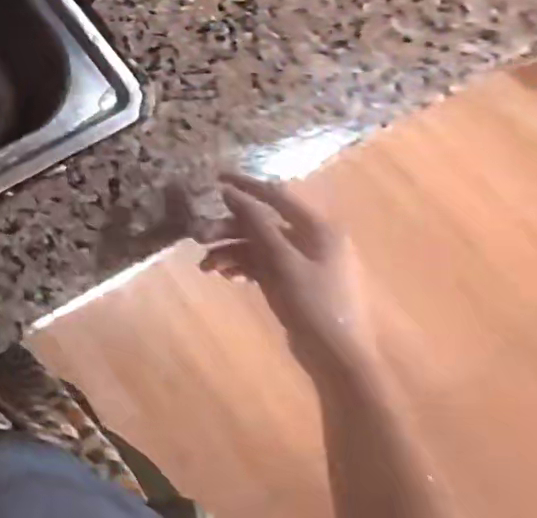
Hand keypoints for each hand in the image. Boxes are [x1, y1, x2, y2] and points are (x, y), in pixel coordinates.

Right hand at [203, 172, 371, 373]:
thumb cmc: (315, 304)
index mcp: (318, 230)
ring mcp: (302, 260)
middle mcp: (311, 239)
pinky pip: (260, 262)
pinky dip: (240, 265)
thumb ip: (255, 223)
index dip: (245, 185)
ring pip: (255, 243)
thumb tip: (229, 191)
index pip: (276, 195)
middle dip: (227, 229)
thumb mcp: (282, 261)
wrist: (337, 358)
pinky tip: (225, 276)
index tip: (213, 177)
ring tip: (207, 267)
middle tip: (199, 236)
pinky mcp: (292, 279)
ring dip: (228, 251)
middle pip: (260, 223)